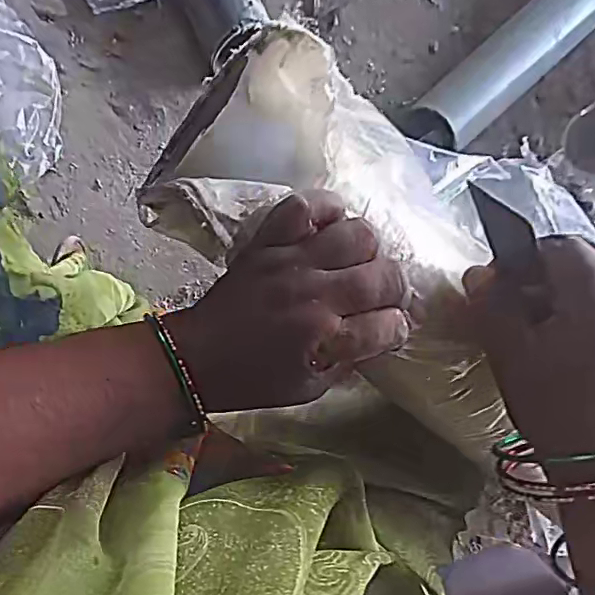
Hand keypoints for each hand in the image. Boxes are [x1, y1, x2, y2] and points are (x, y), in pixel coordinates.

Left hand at [164, 191, 409, 412]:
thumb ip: (350, 360)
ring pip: (357, 233)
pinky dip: (324, 211)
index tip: (391, 329)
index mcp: (324, 336)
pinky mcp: (267, 242)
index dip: (397, 328)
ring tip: (355, 264)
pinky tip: (327, 230)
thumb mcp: (309, 387)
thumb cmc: (253, 379)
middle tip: (381, 299)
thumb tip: (382, 333)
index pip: (390, 323)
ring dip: (367, 251)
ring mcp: (289, 261)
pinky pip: (304, 207)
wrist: (197, 356)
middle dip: (394, 290)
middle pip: (384, 275)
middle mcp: (313, 292)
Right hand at [463, 236, 594, 461]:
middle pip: (588, 256)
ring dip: (568, 287)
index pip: (561, 245)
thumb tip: (480, 275)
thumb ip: (493, 305)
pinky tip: (565, 341)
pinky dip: (586, 307)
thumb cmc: (553, 404)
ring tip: (539, 322)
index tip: (499, 285)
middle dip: (547, 268)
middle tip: (517, 300)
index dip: (524, 256)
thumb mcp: (510, 353)